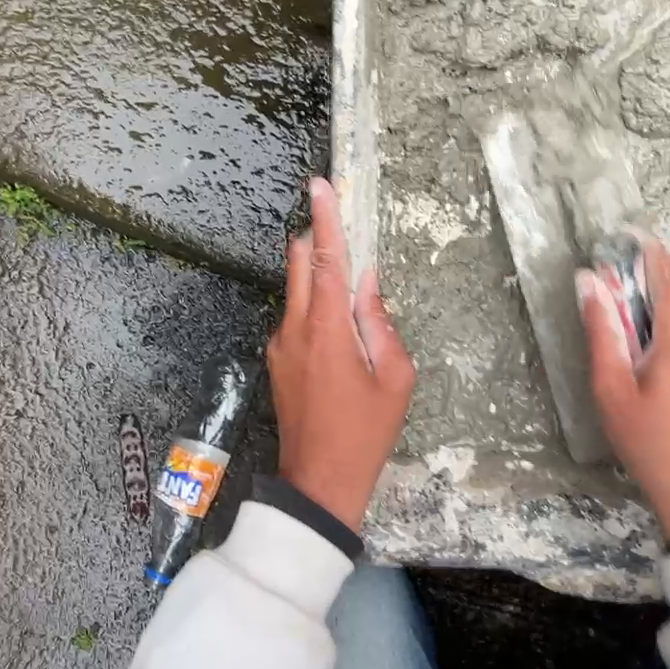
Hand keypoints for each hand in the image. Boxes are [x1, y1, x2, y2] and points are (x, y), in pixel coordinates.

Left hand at [267, 177, 416, 532]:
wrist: (319, 484)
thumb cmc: (366, 432)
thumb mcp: (394, 378)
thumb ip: (380, 322)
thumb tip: (369, 280)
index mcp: (327, 328)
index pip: (325, 259)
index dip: (324, 218)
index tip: (319, 185)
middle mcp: (295, 327)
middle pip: (298, 262)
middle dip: (316, 240)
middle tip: (343, 234)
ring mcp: (279, 344)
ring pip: (294, 289)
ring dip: (317, 278)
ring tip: (350, 304)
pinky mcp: (275, 360)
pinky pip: (294, 316)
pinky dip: (313, 307)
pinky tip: (338, 337)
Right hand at [577, 237, 669, 541]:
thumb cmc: (653, 447)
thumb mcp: (613, 392)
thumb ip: (602, 332)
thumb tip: (589, 282)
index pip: (669, 277)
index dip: (649, 251)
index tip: (629, 232)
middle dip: (646, 298)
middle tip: (614, 314)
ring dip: (662, 327)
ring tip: (635, 360)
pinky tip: (661, 380)